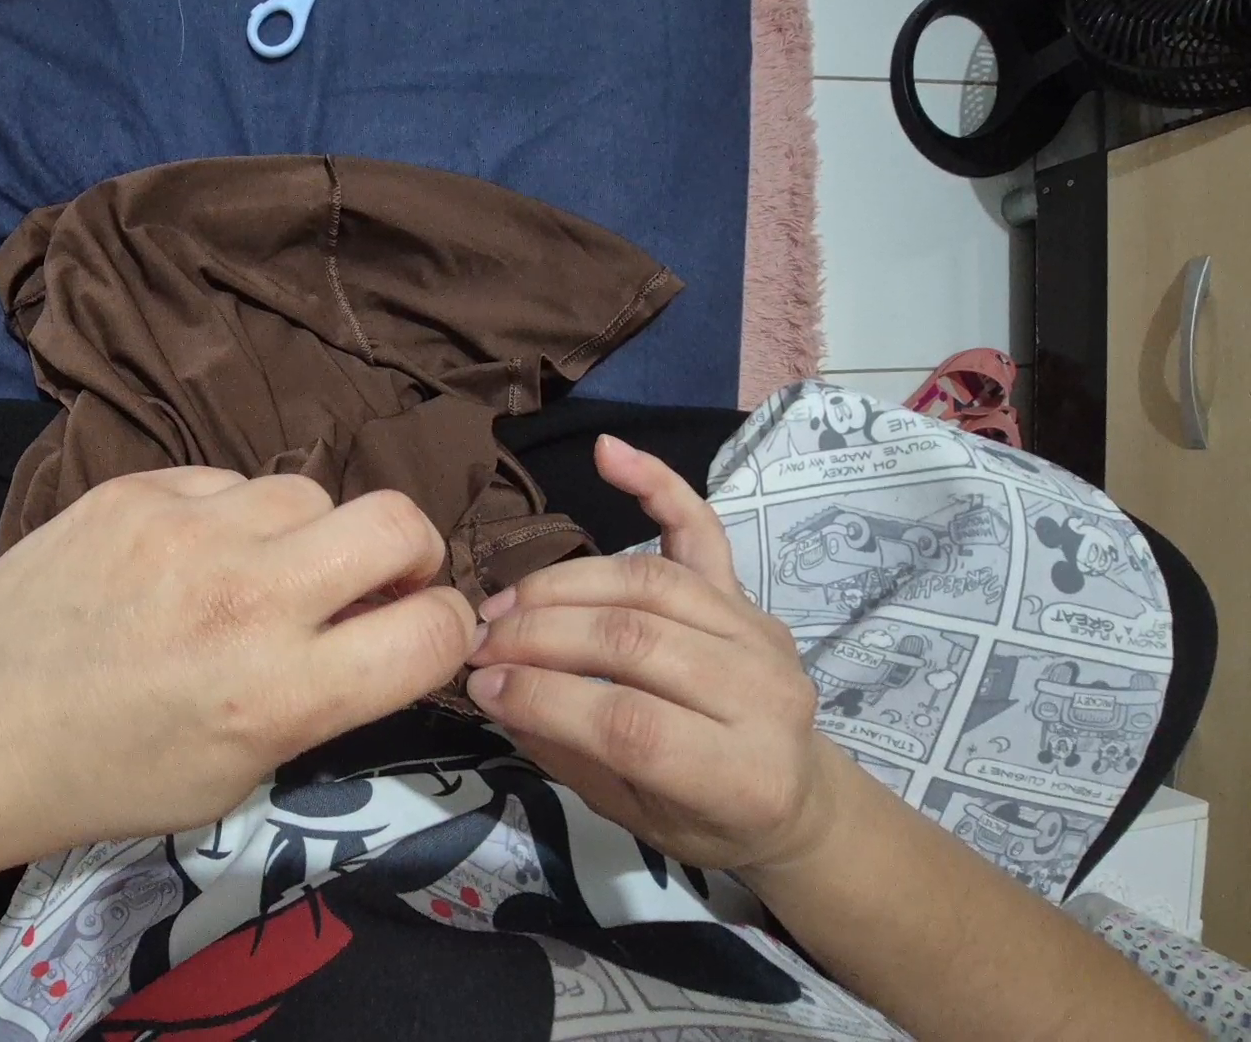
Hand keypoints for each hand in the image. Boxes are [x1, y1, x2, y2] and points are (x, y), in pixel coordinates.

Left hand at [0, 468, 477, 859]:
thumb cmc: (109, 777)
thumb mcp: (239, 774)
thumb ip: (323, 699)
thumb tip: (380, 627)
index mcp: (279, 692)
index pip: (432, 632)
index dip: (450, 629)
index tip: (424, 629)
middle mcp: (246, 596)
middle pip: (398, 522)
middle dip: (413, 553)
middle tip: (376, 579)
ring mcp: (185, 528)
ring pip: (310, 492)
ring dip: (310, 534)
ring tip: (258, 569)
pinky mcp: (134, 490)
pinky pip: (227, 482)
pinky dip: (233, 517)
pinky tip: (185, 555)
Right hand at [465, 435, 844, 873]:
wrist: (797, 800)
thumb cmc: (707, 822)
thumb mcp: (631, 817)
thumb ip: (565, 751)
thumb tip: (493, 685)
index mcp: (740, 773)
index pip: (630, 723)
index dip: (543, 697)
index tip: (479, 683)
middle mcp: (762, 692)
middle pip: (634, 639)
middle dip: (537, 634)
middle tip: (478, 640)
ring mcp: (757, 631)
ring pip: (646, 582)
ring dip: (560, 582)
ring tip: (505, 601)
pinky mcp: (745, 596)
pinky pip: (701, 530)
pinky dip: (656, 485)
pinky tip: (608, 452)